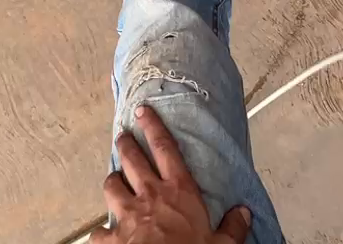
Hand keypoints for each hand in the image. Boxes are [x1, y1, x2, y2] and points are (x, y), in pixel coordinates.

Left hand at [92, 104, 251, 243]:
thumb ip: (233, 228)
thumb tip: (245, 212)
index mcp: (179, 191)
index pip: (165, 148)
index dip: (152, 126)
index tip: (142, 110)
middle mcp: (150, 195)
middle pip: (132, 159)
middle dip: (126, 145)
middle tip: (123, 137)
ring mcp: (128, 216)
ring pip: (112, 185)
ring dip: (112, 182)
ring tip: (113, 180)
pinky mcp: (112, 240)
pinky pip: (98, 231)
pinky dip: (100, 232)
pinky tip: (102, 234)